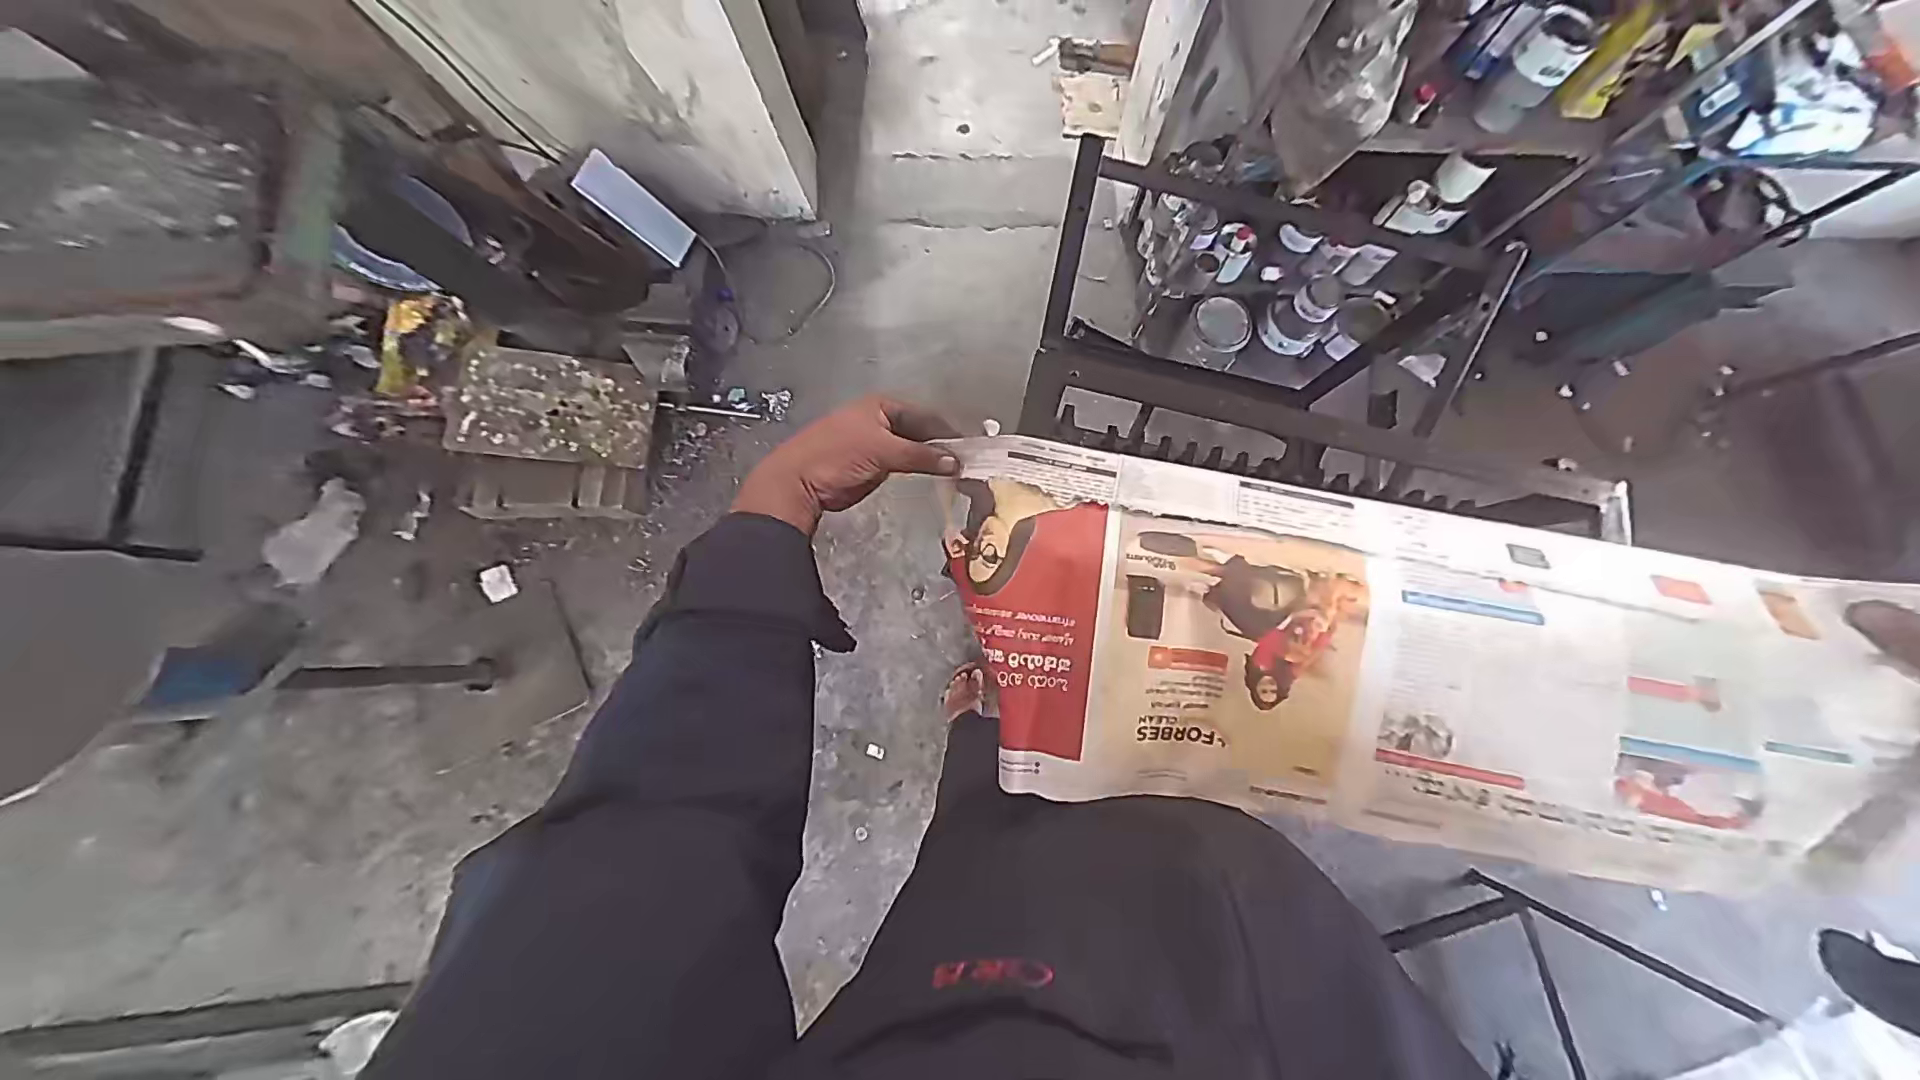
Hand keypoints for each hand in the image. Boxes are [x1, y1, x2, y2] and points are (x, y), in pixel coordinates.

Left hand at [732, 395, 960, 534]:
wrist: (799, 483)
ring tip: (957, 471)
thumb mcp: (882, 450)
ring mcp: (877, 443)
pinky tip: (936, 476)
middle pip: (921, 431)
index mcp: (882, 406)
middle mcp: (881, 420)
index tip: (970, 447)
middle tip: (968, 461)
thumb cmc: (837, 456)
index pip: (925, 415)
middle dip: (942, 446)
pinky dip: (920, 469)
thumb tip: (955, 461)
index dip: (947, 430)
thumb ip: (920, 455)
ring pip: (914, 449)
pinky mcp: (874, 465)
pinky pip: (904, 463)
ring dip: (932, 459)